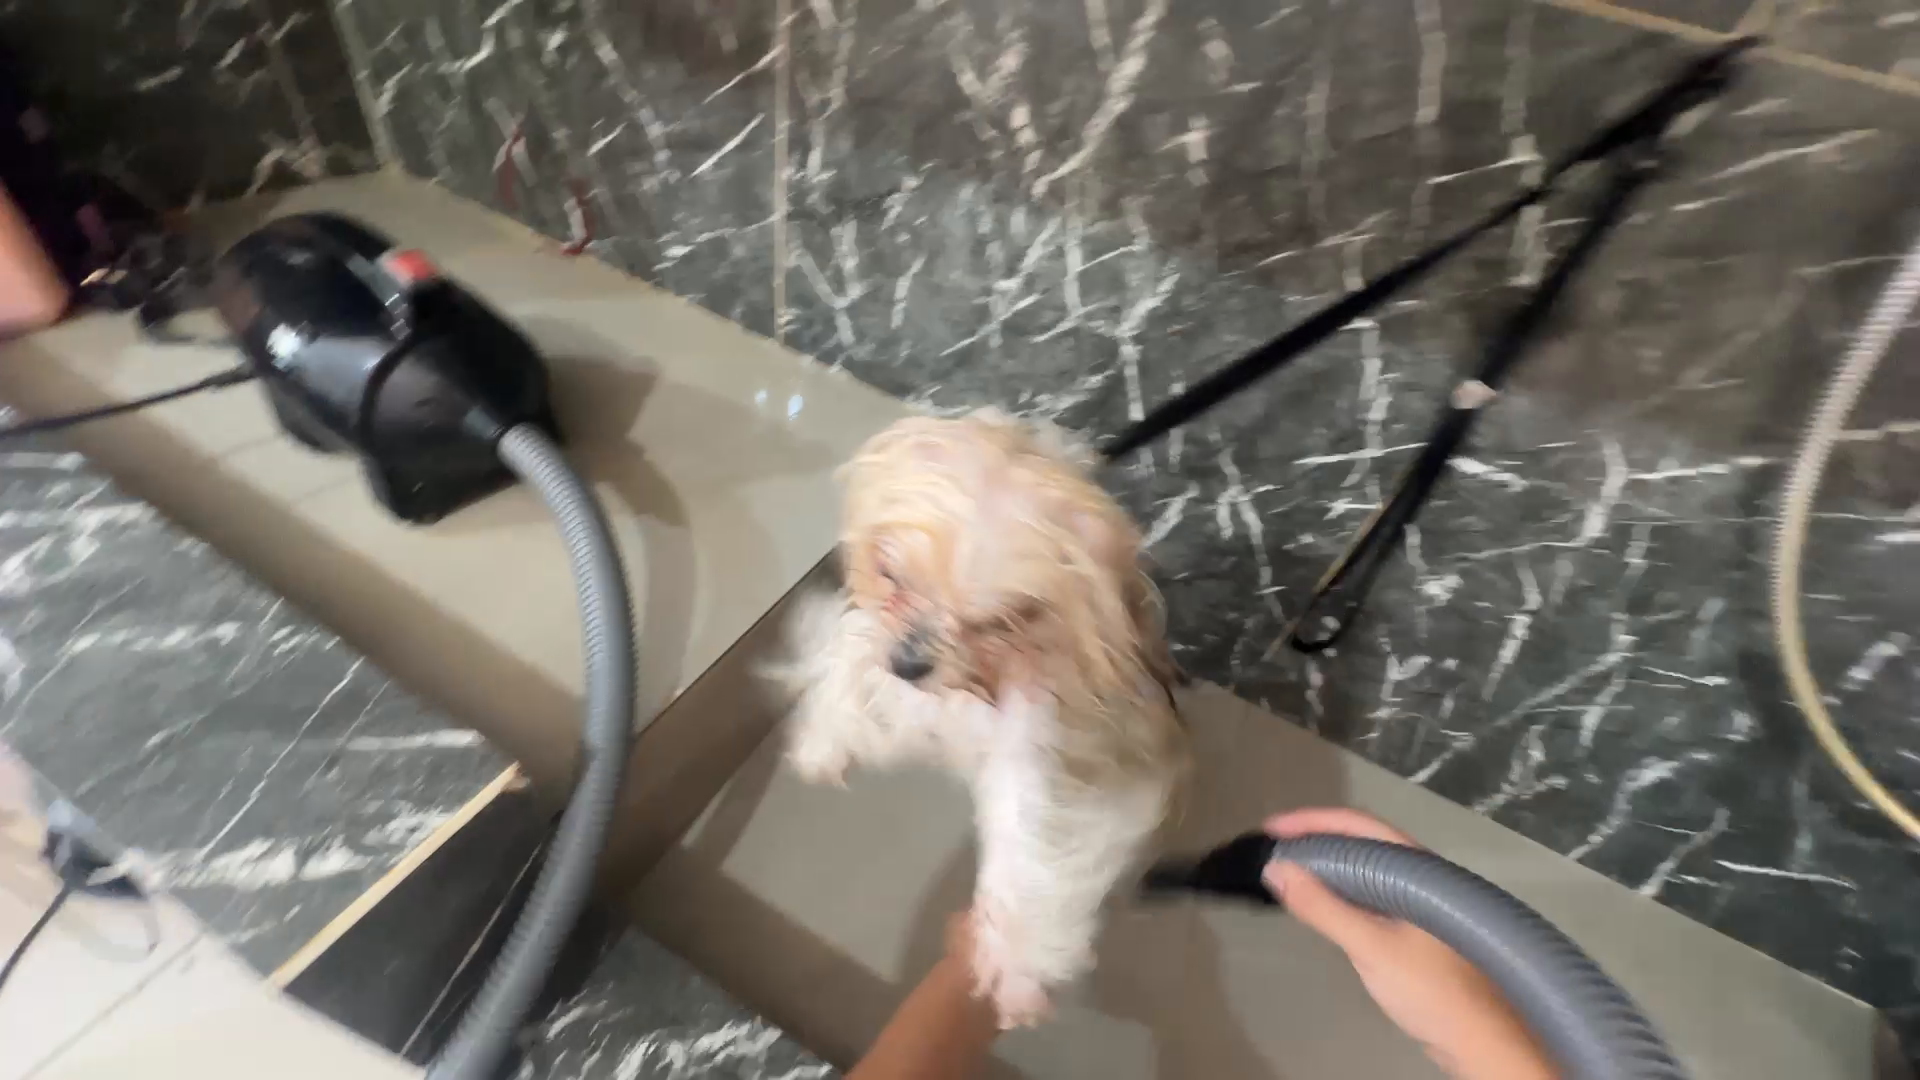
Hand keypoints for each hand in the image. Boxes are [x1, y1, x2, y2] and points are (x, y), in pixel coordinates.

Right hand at [1263, 808, 1559, 1079]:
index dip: (1311, 820)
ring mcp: (1419, 901)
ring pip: (1363, 866)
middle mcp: (1419, 875)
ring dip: (1324, 863)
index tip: (1272, 829)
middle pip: (1359, 841)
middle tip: (1273, 848)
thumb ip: (1322, 907)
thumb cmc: (1433, 992)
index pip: (1357, 825)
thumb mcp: (1371, 948)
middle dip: (1313, 839)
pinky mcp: (1415, 926)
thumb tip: (1274, 868)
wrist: (1488, 1050)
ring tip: (1287, 869)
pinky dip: (1337, 887)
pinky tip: (1318, 900)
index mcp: (1416, 868)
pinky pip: (1367, 890)